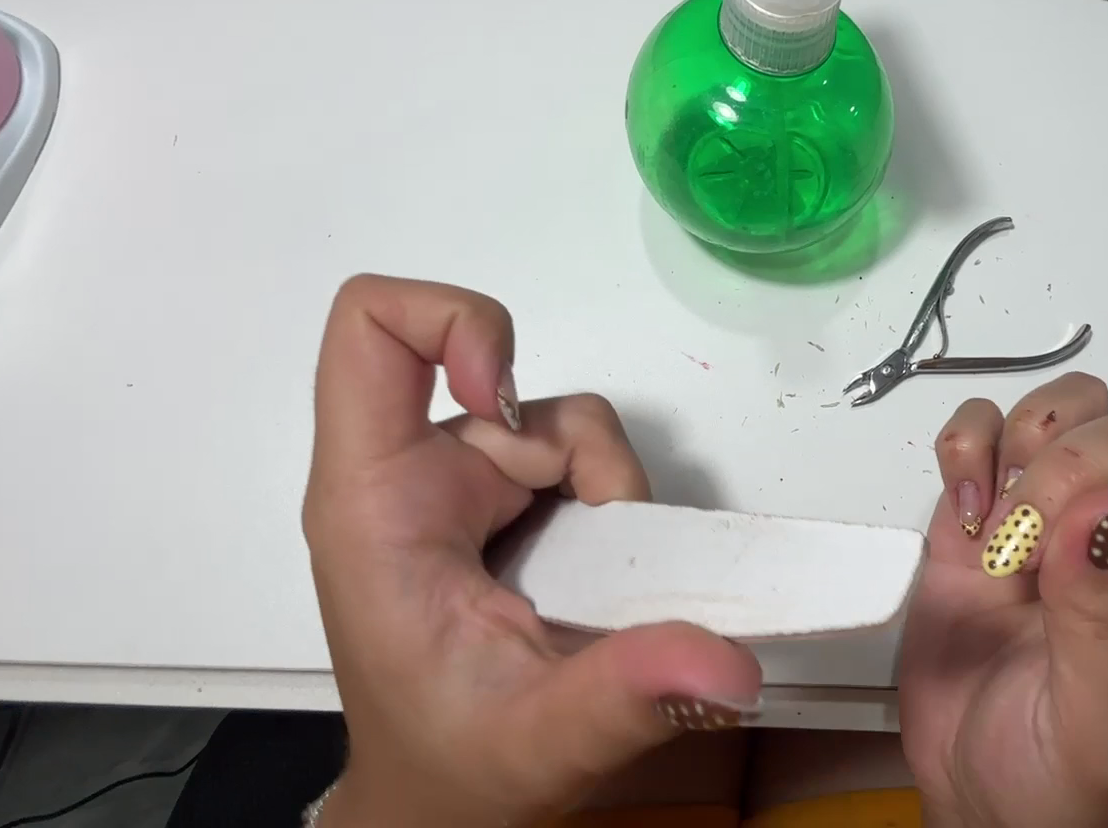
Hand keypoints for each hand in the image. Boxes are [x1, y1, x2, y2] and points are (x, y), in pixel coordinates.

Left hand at [302, 275, 761, 827]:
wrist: (449, 792)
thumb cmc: (455, 765)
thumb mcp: (537, 740)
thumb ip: (627, 693)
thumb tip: (733, 662)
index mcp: (380, 502)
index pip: (374, 332)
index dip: (458, 326)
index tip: (515, 406)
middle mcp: (422, 470)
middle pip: (513, 377)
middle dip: (585, 465)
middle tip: (601, 565)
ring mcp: (473, 478)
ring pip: (567, 421)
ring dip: (609, 493)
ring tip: (605, 583)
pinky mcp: (514, 493)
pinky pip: (587, 453)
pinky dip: (616, 500)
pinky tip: (606, 570)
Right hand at [897, 329, 1107, 827]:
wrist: (973, 790)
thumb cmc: (1061, 773)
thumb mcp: (1100, 717)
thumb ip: (1101, 617)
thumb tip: (1094, 506)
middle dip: (1068, 468)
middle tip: (1026, 548)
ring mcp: (1037, 506)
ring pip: (1049, 408)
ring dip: (1015, 455)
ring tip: (993, 537)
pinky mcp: (973, 506)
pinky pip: (974, 428)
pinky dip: (962, 451)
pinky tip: (962, 511)